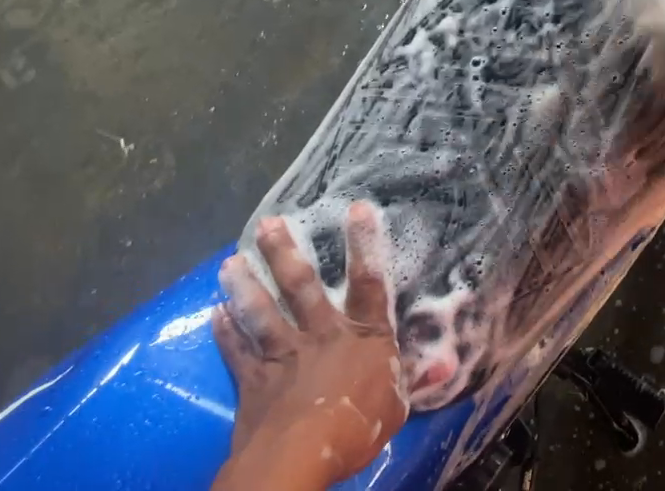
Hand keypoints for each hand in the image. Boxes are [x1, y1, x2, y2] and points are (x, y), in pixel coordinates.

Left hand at [211, 203, 406, 490]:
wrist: (297, 457)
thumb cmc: (356, 427)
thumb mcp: (398, 406)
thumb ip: (417, 379)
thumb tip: (449, 362)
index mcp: (363, 335)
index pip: (369, 281)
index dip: (365, 244)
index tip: (357, 208)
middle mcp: (322, 335)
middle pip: (302, 287)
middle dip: (286, 253)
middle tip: (270, 223)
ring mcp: (284, 355)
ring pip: (262, 312)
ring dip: (246, 286)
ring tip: (230, 261)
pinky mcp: (254, 381)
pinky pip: (238, 351)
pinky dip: (226, 332)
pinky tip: (215, 313)